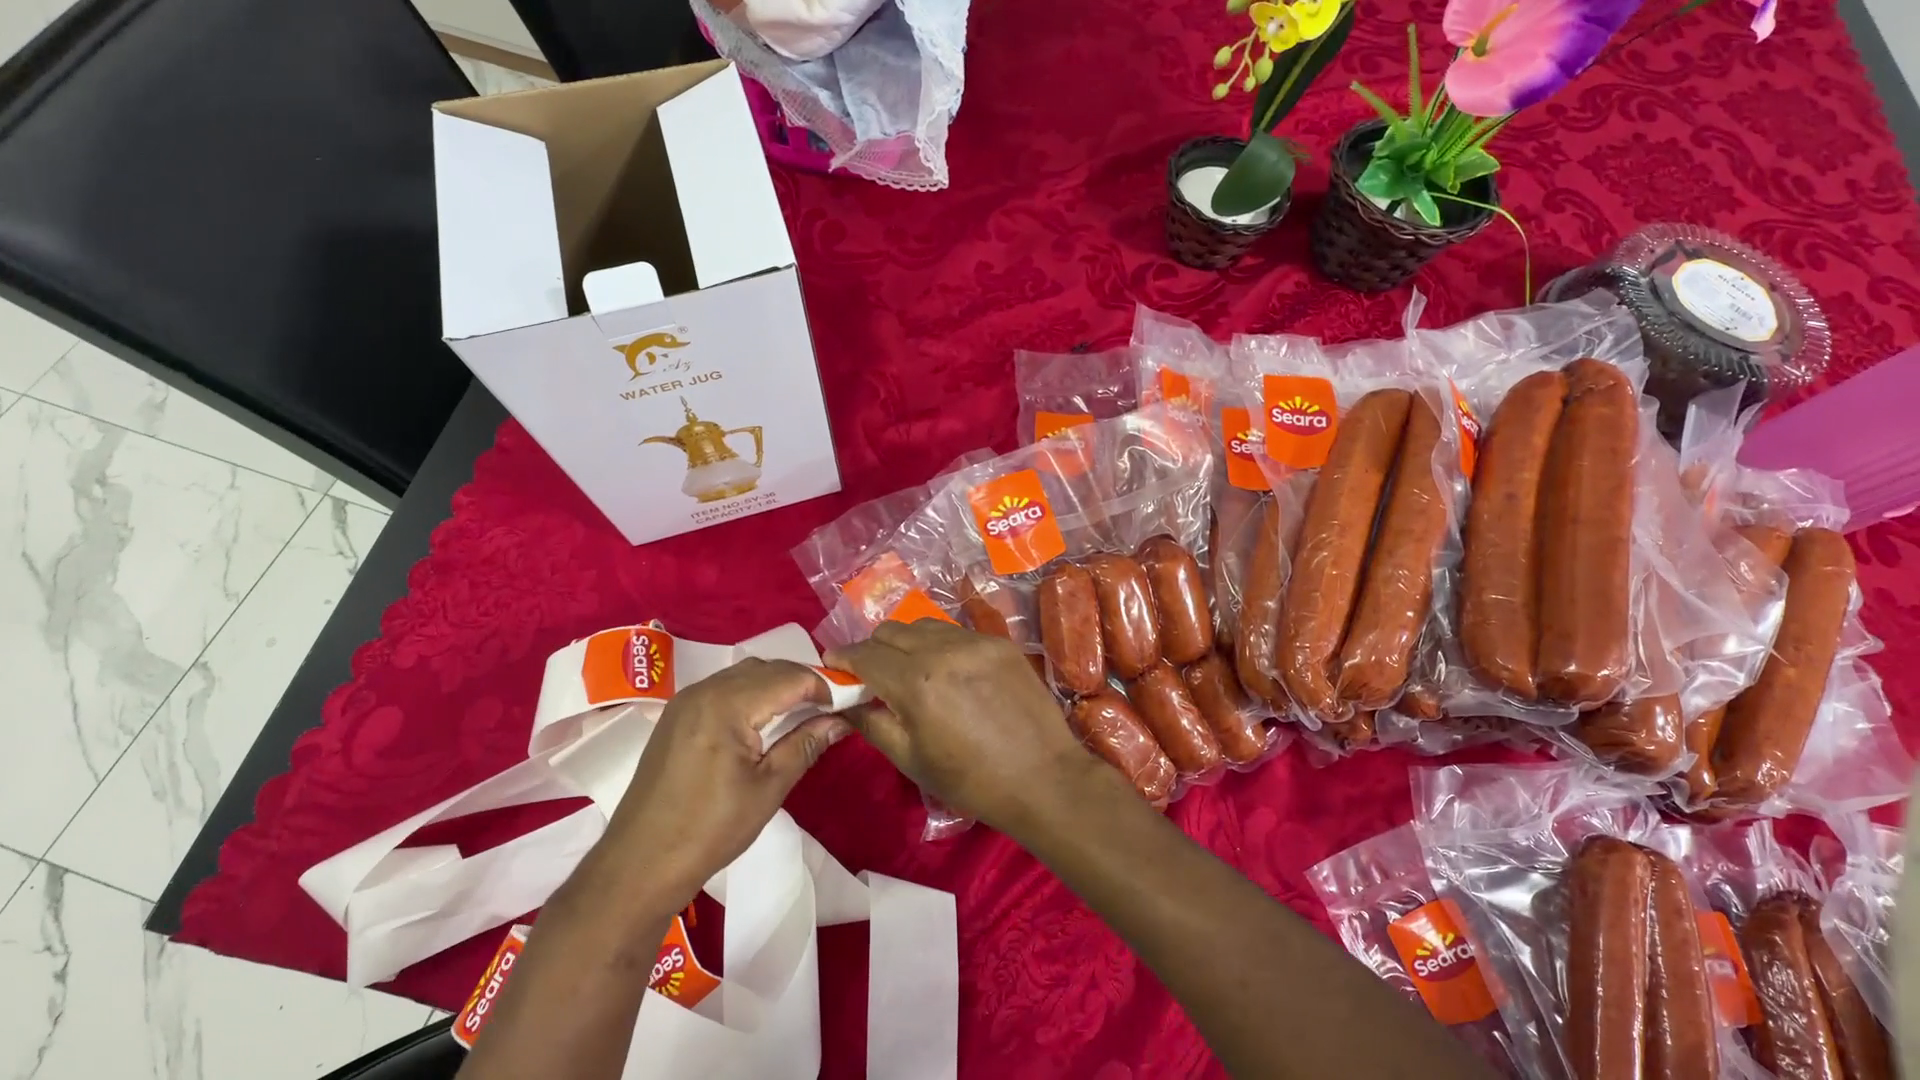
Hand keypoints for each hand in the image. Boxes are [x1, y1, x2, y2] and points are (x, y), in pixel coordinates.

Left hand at [593, 658, 849, 911]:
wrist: (641, 862)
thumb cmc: (711, 829)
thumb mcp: (769, 787)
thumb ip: (807, 743)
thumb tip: (843, 720)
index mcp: (727, 704)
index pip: (790, 676)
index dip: (827, 685)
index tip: (854, 702)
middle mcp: (704, 690)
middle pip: (767, 669)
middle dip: (804, 682)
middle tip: (835, 709)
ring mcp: (686, 701)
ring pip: (745, 676)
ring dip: (778, 687)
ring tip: (807, 714)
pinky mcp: (677, 717)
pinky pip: (724, 690)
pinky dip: (752, 696)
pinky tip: (768, 722)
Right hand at [825, 619, 1099, 832]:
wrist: (1043, 778)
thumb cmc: (971, 781)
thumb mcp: (910, 760)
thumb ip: (871, 723)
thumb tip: (844, 700)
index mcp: (915, 684)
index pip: (864, 654)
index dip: (843, 659)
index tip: (833, 667)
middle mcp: (943, 651)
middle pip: (890, 631)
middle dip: (873, 649)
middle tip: (872, 676)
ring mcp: (975, 642)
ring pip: (923, 626)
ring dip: (906, 643)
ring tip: (910, 672)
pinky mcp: (1000, 643)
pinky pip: (955, 633)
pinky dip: (939, 646)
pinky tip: (947, 673)